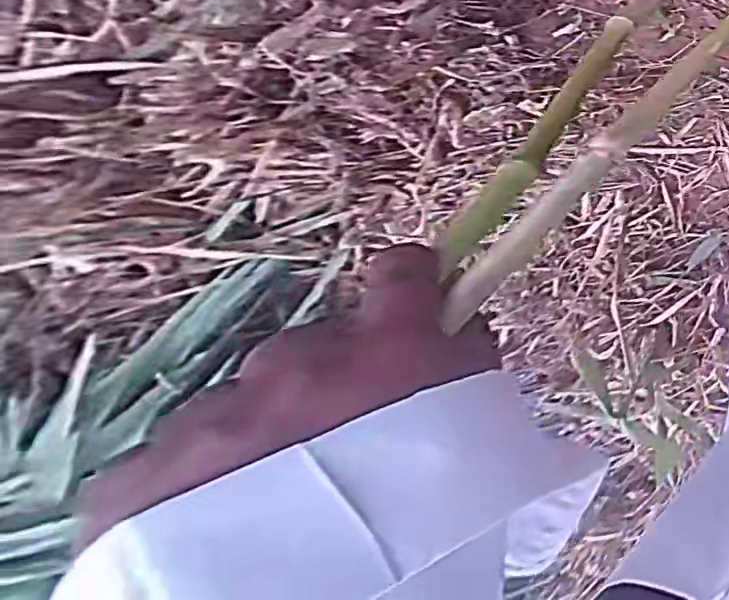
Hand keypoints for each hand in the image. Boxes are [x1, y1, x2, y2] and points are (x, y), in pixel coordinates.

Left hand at [78, 244, 499, 547]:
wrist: (330, 593)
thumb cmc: (431, 499)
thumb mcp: (480, 414)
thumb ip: (467, 357)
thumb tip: (459, 326)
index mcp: (388, 345)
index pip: (400, 270)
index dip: (407, 276)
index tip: (413, 291)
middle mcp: (301, 364)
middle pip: (314, 344)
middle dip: (330, 373)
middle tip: (348, 425)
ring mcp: (214, 417)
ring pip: (245, 401)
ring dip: (267, 424)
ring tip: (283, 485)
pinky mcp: (138, 478)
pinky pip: (174, 456)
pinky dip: (202, 474)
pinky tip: (224, 514)